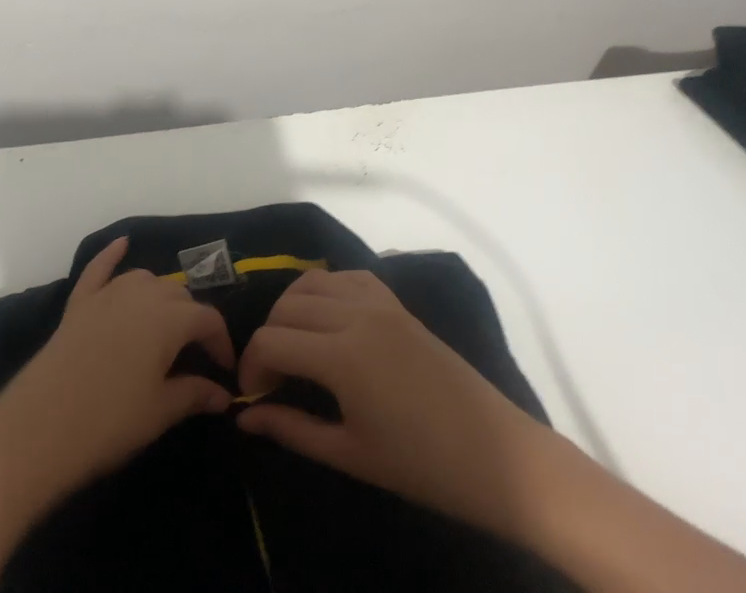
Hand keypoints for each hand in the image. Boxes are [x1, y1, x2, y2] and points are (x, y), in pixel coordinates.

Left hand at [0, 236, 235, 515]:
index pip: (208, 319)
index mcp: (168, 318)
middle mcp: (139, 295)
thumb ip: (195, 394)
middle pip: (178, 295)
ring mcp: (104, 295)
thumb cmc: (109, 421)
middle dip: (193, 321)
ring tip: (168, 326)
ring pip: (143, 280)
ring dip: (161, 296)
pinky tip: (121, 243)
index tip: (226, 372)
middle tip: (196, 358)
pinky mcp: (77, 305)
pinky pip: (98, 270)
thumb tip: (222, 394)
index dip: (222, 344)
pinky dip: (111, 255)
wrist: (39, 427)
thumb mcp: (160, 411)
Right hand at [235, 267, 554, 539]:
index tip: (253, 396)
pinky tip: (327, 322)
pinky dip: (326, 291)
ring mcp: (382, 307)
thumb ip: (290, 429)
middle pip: (286, 308)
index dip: (250, 366)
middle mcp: (357, 317)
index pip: (270, 341)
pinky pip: (349, 279)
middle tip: (272, 378)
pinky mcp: (400, 307)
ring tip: (294, 347)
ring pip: (313, 284)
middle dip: (267, 340)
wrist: (502, 459)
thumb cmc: (423, 466)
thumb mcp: (349, 454)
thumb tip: (243, 417)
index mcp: (342, 356)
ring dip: (291, 310)